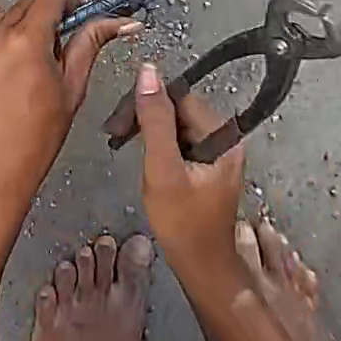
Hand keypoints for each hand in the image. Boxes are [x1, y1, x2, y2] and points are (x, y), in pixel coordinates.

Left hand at [0, 0, 142, 235]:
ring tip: (11, 73)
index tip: (68, 14)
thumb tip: (118, 22)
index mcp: (27, 42)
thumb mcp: (71, 91)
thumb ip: (90, 45)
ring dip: (5, 36)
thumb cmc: (32, 141)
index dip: (64, 4)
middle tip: (43, 55)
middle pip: (21, 8)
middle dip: (36, 24)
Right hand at [131, 62, 246, 283]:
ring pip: (176, 120)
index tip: (119, 120)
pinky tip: (141, 153)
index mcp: (223, 134)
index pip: (179, 97)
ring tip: (121, 141)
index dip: (147, 103)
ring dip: (148, 128)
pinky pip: (179, 137)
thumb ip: (155, 120)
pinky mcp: (207, 161)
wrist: (201, 268)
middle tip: (115, 133)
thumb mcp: (163, 169)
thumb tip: (147, 72)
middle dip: (145, 115)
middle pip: (178, 106)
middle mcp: (225, 136)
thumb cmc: (183, 225)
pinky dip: (157, 142)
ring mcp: (217, 148)